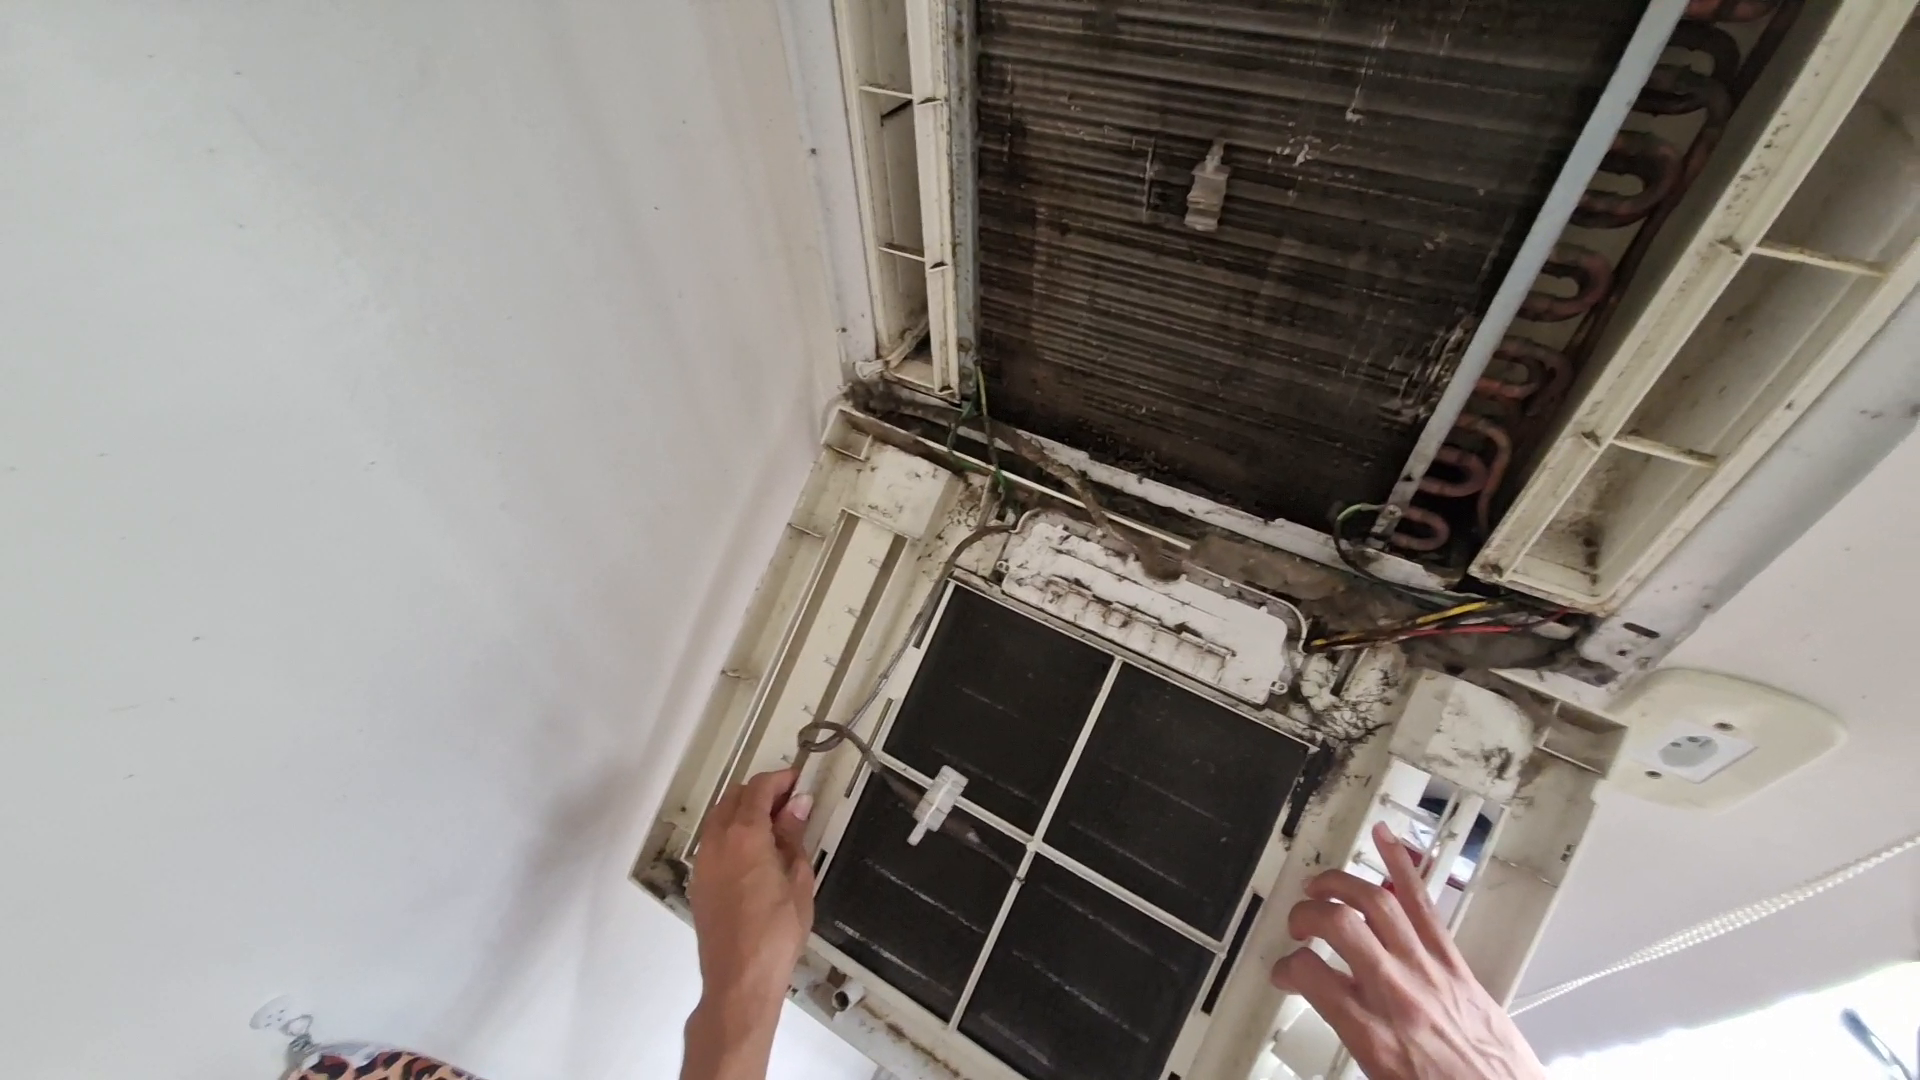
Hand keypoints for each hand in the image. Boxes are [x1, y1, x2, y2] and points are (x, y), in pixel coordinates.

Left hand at [682, 769, 814, 1079]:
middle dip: (760, 791)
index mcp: (745, 835)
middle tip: (789, 801)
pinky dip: (732, 832)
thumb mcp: (798, 878)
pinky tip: (755, 850)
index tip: (798, 780)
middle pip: (734, 797)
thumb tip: (797, 804)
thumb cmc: (776, 932)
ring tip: (774, 824)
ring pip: (719, 817)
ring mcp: (703, 863)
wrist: (740, 981)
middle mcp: (718, 842)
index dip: (780, 779)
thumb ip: (794, 836)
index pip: (759, 788)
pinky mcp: (699, 883)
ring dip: (743, 810)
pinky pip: (714, 841)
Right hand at [1270, 822, 1545, 1079]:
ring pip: (1377, 903)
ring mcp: (1429, 972)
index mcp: (1373, 1034)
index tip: (1285, 972)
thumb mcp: (1379, 1077)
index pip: (1308, 974)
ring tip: (1322, 884)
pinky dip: (1402, 866)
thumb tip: (1324, 1007)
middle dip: (1307, 914)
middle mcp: (1399, 994)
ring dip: (1341, 884)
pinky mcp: (1456, 964)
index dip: (1285, 967)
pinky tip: (1386, 839)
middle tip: (1299, 923)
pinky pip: (1424, 905)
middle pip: (1340, 924)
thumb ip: (1346, 1031)